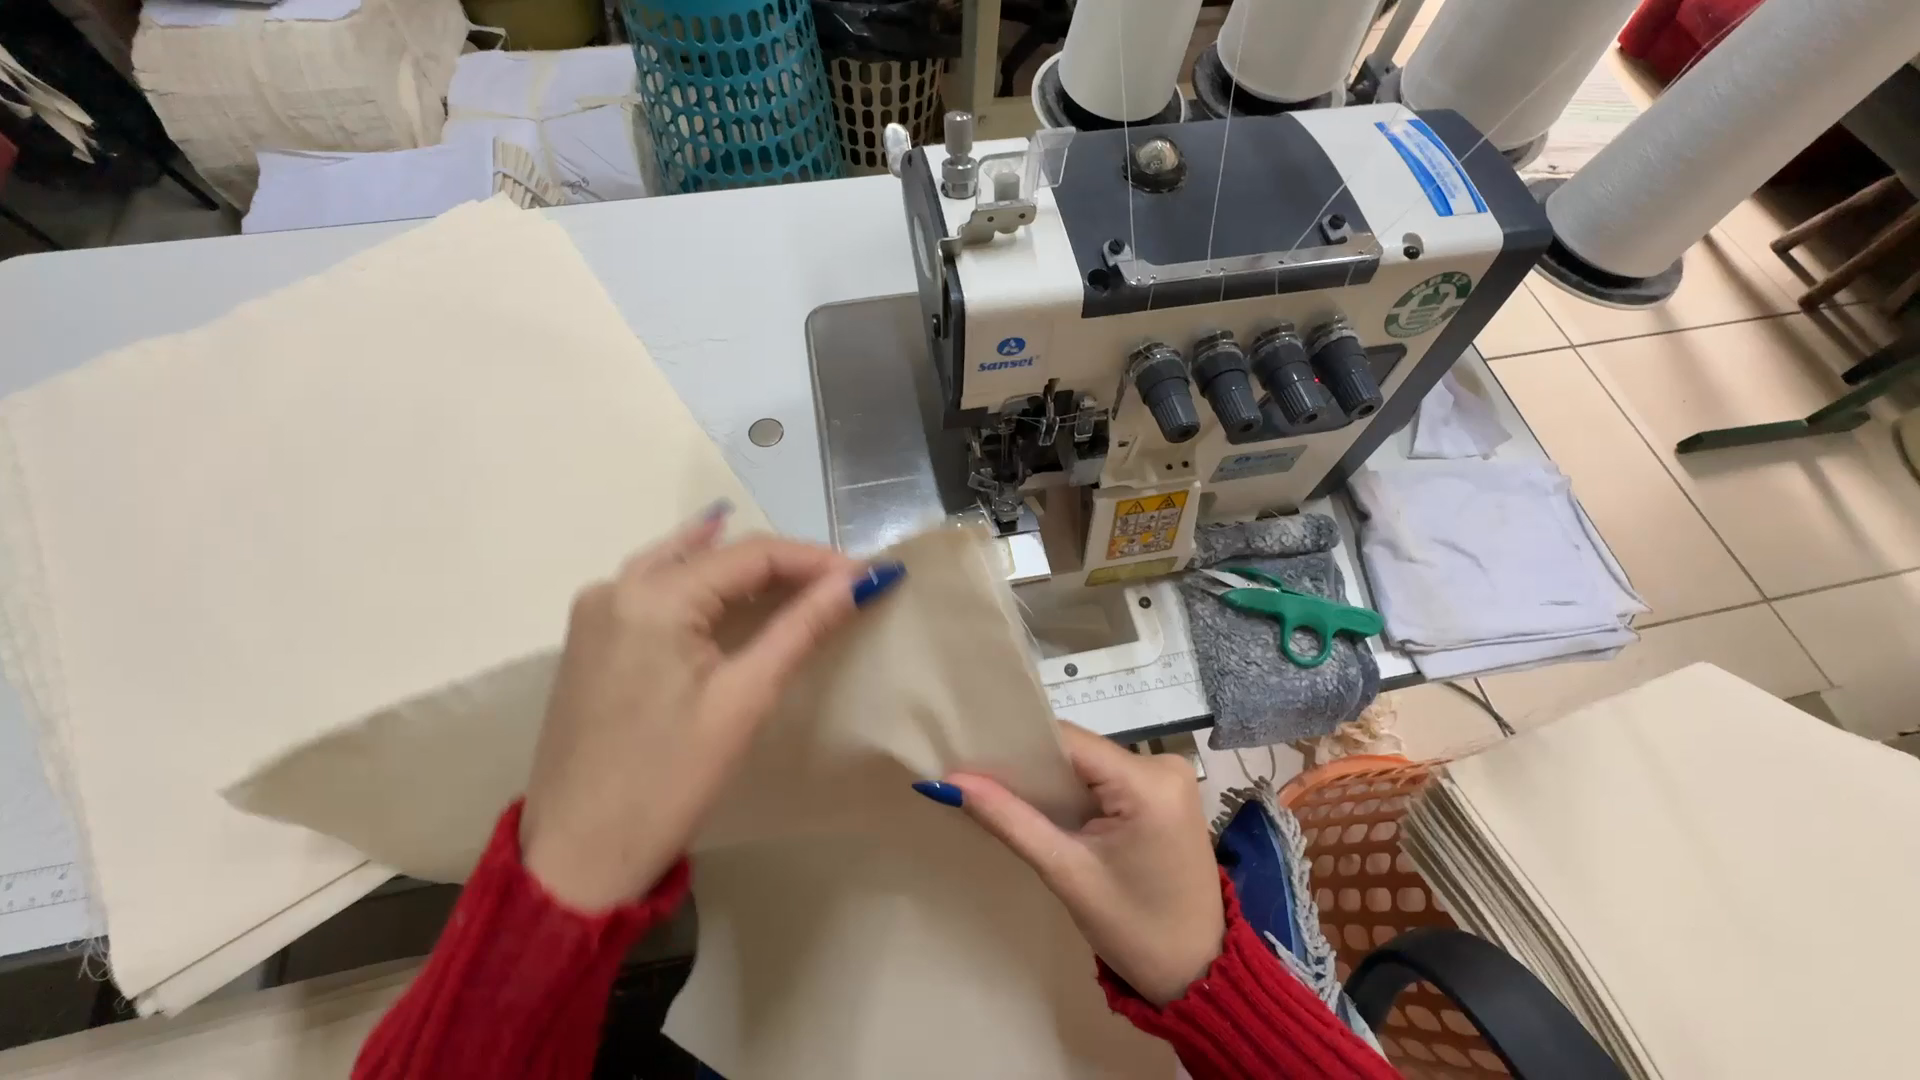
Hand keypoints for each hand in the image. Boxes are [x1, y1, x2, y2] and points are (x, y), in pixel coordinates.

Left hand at [520, 503, 904, 910]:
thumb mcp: (745, 698)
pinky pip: (655, 588)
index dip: (816, 559)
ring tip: (801, 580)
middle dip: (783, 565)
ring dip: (742, 570)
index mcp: (653, 597)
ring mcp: (595, 610)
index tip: (869, 574)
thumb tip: (858, 581)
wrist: (577, 855)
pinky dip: (701, 584)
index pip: (752, 554)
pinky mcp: (590, 636)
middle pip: (717, 554)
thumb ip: (802, 628)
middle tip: (843, 582)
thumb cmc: (669, 781)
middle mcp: (616, 585)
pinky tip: (726, 579)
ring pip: (684, 564)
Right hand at [941, 723, 1223, 1006]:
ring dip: (1050, 779)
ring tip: (1001, 793)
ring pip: (1089, 763)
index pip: (1067, 741)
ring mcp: (1168, 777)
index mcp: (1148, 781)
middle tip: (976, 778)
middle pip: (1078, 749)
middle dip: (1030, 765)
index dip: (1017, 745)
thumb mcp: (1067, 873)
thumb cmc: (1135, 929)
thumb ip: (1010, 820)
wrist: (1200, 974)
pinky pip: (1106, 777)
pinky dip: (1075, 792)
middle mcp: (1164, 764)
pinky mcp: (1165, 794)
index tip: (969, 753)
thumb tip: (950, 782)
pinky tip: (1044, 807)